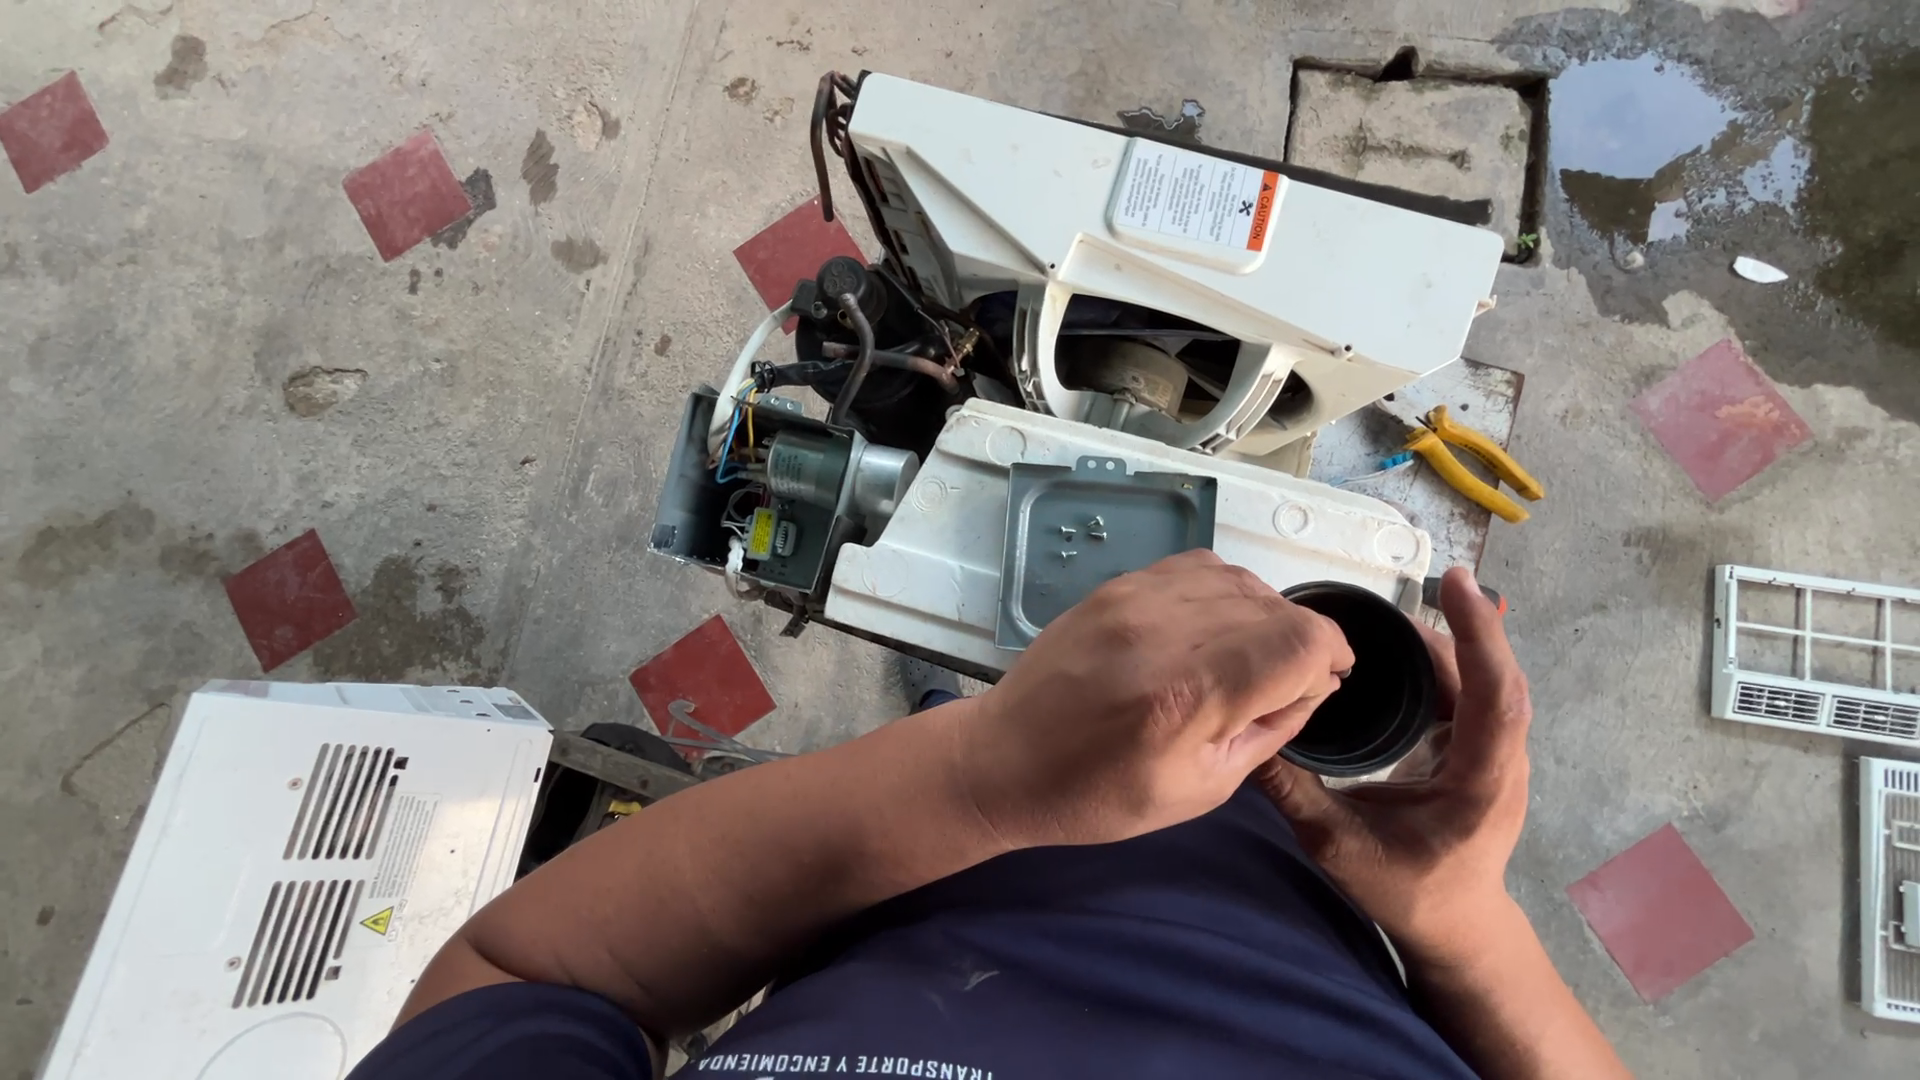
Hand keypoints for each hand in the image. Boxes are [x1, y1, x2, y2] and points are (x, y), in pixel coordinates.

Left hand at [950, 549, 1354, 848]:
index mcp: (1188, 695)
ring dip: (1261, 613)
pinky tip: (1210, 625)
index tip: (1326, 680)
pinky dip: (1220, 591)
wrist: (1006, 758)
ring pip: (1237, 579)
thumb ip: (1270, 727)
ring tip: (1244, 653)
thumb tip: (1314, 681)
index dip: (1332, 655)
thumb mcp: (1203, 788)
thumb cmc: (1100, 795)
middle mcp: (1163, 631)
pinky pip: (1194, 566)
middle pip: (1274, 605)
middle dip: (1298, 640)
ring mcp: (1132, 599)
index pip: (1300, 638)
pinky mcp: (1113, 587)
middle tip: (1281, 680)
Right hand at [1254, 567, 1531, 968]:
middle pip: (1493, 675)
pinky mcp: (1476, 751)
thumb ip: (1291, 789)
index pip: (1494, 696)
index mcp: (1480, 782)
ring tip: (1392, 613)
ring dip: (1448, 639)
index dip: (1478, 634)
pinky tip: (1398, 651)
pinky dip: (1438, 661)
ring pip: (1483, 680)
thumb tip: (1243, 732)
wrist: (1454, 925)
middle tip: (1417, 582)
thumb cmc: (1404, 890)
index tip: (1453, 583)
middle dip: (1460, 623)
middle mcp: (1500, 760)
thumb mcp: (1335, 844)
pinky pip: (1468, 693)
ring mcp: (1493, 754)